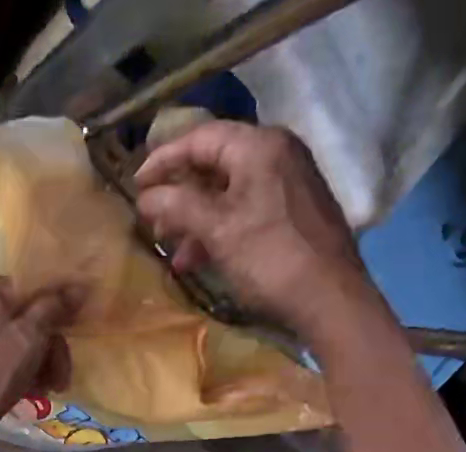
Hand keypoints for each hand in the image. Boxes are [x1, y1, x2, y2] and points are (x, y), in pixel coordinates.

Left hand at [0, 275, 77, 451]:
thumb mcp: (31, 334)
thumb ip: (54, 306)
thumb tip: (78, 286)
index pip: (33, 288)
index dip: (59, 309)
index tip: (74, 331)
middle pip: (29, 318)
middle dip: (51, 348)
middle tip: (61, 376)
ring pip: (21, 341)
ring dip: (42, 365)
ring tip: (51, 388)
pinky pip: (7, 359)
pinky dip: (24, 373)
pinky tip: (34, 391)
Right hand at [135, 121, 373, 330]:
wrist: (330, 299)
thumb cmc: (270, 258)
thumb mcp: (217, 230)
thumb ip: (178, 206)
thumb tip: (144, 196)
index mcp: (260, 146)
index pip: (200, 138)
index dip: (163, 161)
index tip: (135, 185)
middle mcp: (278, 154)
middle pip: (215, 164)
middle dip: (179, 195)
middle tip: (152, 221)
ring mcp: (290, 182)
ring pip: (229, 192)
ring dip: (196, 220)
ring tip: (175, 252)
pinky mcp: (295, 212)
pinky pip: (247, 210)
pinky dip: (220, 230)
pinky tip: (202, 259)